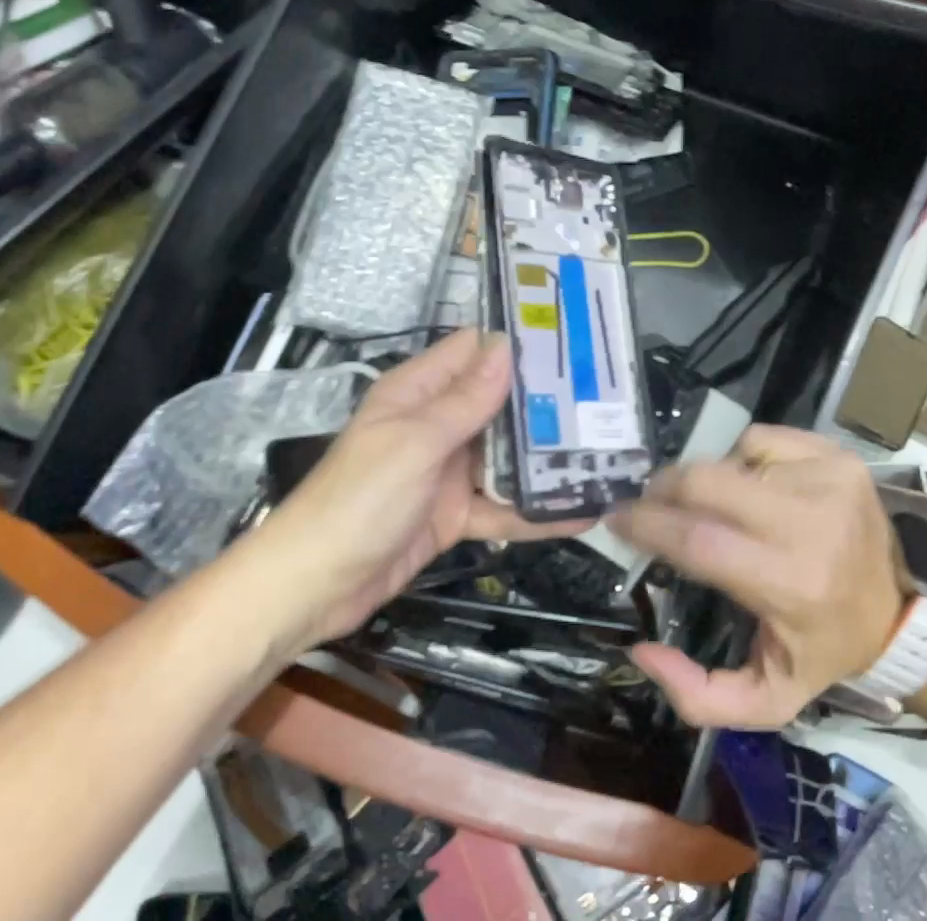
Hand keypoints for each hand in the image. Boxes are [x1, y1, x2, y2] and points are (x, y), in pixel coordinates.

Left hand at [256, 329, 591, 644]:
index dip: (517, 344)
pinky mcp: (453, 516)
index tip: (574, 342)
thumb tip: (506, 346)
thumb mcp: (415, 443)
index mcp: (416, 394)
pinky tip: (581, 514)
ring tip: (608, 455)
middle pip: (497, 405)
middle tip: (609, 403)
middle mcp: (434, 426)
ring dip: (547, 460)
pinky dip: (535, 513)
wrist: (317, 584)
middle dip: (546, 404)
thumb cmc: (360, 501)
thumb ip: (465, 401)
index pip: (472, 353)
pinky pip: (501, 509)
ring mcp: (446, 474)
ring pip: (505, 459)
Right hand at [606, 425, 902, 727]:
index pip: (698, 541)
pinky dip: (740, 458)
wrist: (899, 615)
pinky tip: (747, 484)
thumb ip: (698, 694)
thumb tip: (641, 650)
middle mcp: (811, 524)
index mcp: (790, 584)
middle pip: (706, 483)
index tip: (618, 521)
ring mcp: (828, 481)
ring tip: (707, 505)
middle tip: (647, 503)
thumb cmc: (824, 650)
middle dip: (662, 489)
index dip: (648, 526)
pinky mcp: (839, 458)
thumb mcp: (768, 699)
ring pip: (729, 457)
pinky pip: (761, 440)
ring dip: (704, 479)